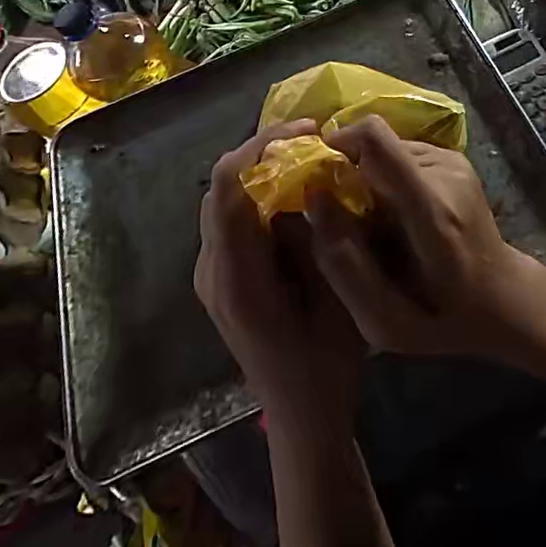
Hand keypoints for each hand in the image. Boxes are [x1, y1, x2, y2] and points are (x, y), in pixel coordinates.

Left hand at [195, 120, 362, 420]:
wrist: (301, 415)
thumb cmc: (325, 363)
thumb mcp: (334, 297)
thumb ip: (313, 238)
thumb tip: (304, 182)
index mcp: (235, 276)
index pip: (227, 189)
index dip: (261, 146)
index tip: (307, 131)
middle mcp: (211, 269)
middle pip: (221, 188)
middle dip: (263, 152)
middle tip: (312, 140)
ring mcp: (212, 274)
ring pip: (224, 201)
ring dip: (261, 172)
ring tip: (306, 158)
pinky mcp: (222, 277)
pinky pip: (233, 220)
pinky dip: (260, 196)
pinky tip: (295, 195)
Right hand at [307, 116, 543, 358]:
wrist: (503, 298)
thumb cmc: (443, 319)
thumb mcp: (387, 322)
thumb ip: (344, 263)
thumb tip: (313, 199)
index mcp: (431, 211)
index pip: (376, 140)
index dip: (336, 145)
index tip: (317, 177)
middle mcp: (444, 173)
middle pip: (375, 144)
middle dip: (347, 171)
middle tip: (342, 214)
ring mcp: (453, 161)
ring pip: (386, 148)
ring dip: (367, 177)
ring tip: (371, 220)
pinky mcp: (454, 159)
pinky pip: (401, 154)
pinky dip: (385, 178)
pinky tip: (392, 214)